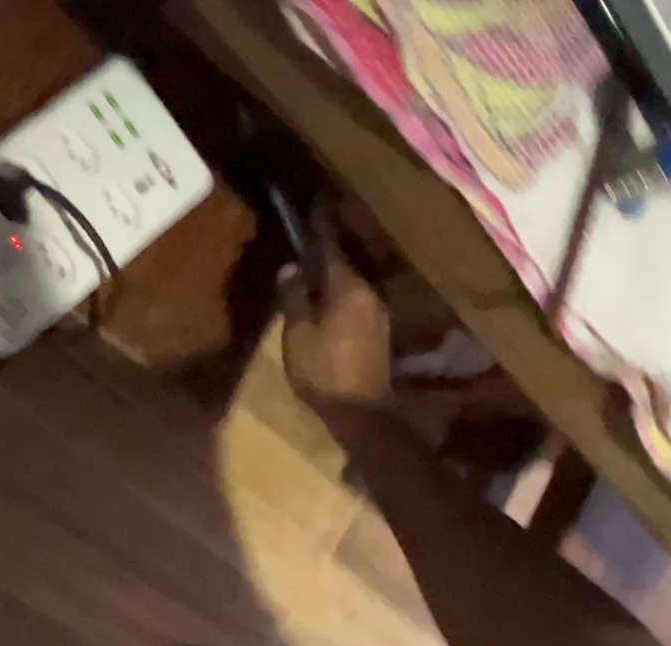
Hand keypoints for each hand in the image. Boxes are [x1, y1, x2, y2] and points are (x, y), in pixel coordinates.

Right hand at [278, 237, 392, 411]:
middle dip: (323, 258)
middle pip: (342, 268)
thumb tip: (291, 268)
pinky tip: (325, 311)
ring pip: (350, 289)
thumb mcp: (298, 334)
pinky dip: (340, 303)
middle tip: (302, 248)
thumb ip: (294, 297)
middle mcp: (369, 294)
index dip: (318, 227)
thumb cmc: (324, 371)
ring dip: (332, 284)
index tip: (310, 207)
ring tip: (310, 282)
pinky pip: (355, 307)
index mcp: (348, 287)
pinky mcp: (379, 336)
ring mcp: (378, 316)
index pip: (330, 247)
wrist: (361, 413)